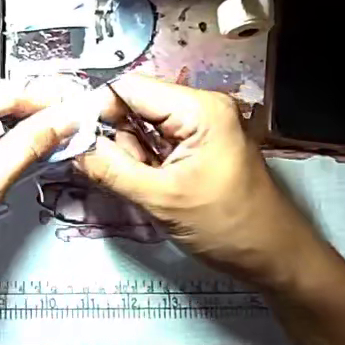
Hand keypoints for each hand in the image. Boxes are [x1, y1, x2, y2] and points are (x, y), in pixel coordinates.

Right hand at [75, 74, 327, 290]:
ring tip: (146, 190)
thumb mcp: (162, 199)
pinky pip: (157, 145)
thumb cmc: (228, 227)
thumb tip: (71, 146)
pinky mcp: (199, 147)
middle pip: (134, 107)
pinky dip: (144, 166)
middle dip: (117, 141)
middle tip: (119, 177)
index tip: (71, 139)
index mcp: (199, 108)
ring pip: (142, 129)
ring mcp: (201, 128)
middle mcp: (200, 108)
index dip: (96, 110)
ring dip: (131, 158)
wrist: (273, 255)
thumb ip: (111, 169)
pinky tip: (151, 189)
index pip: (130, 88)